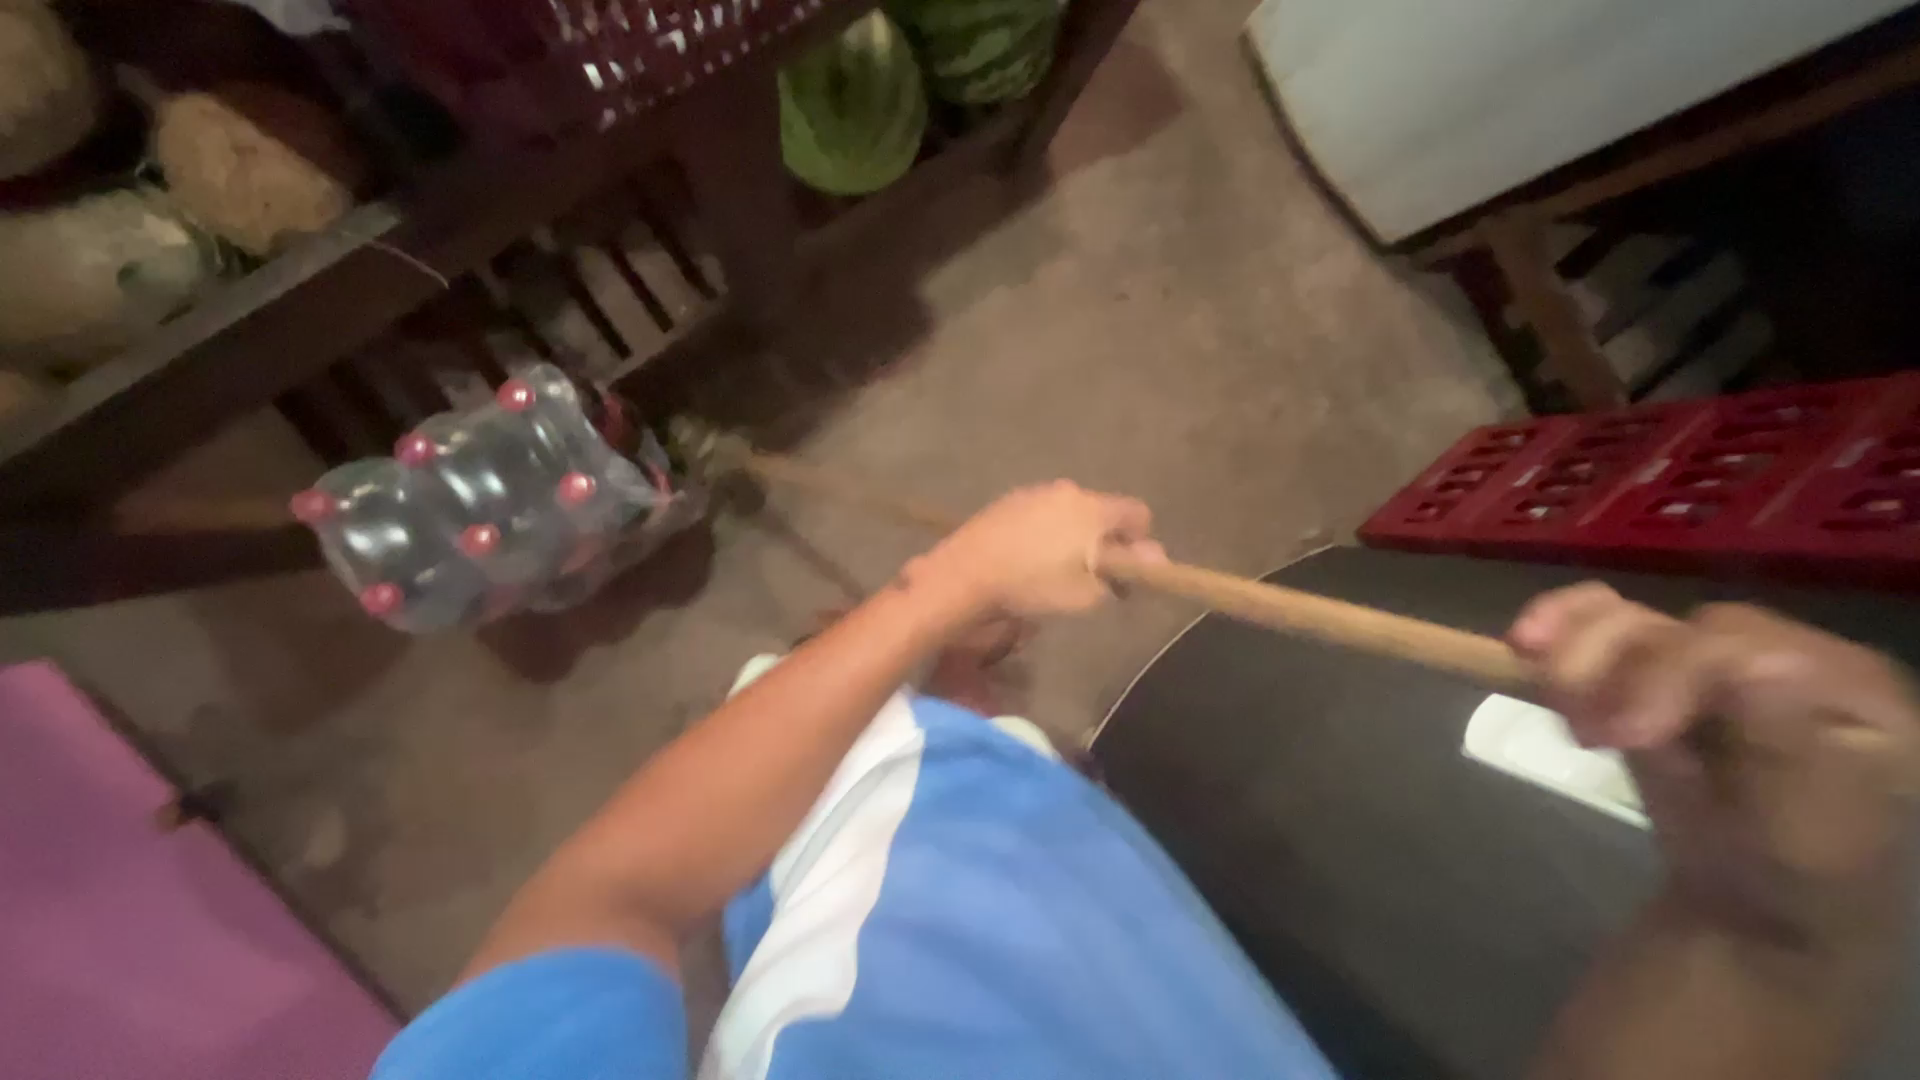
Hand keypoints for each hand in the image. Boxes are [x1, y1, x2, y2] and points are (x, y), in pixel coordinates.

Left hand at [912, 480, 1165, 617]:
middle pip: (1102, 512)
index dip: (1141, 544)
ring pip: (1070, 513)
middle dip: (1105, 542)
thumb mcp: (1088, 592)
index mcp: (1094, 507)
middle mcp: (1067, 490)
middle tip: (1091, 578)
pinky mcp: (1007, 501)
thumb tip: (1154, 556)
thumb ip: (1126, 572)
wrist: (966, 573)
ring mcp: (1034, 492)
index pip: (1138, 513)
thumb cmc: (1035, 585)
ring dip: (1073, 537)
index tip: (1125, 573)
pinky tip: (1026, 561)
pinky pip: (1041, 515)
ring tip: (1054, 572)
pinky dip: (1045, 534)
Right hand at [1508, 583, 1919, 948]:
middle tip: (1588, 737)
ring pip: (1619, 617)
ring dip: (1571, 659)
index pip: (1733, 646)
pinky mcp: (1645, 661)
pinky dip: (1554, 625)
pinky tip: (1524, 646)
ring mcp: (1702, 652)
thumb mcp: (1802, 821)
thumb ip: (1782, 741)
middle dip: (1610, 674)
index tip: (1619, 738)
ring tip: (1564, 716)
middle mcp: (1772, 649)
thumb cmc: (1793, 867)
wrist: (1754, 895)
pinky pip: (1594, 618)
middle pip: (1667, 628)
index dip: (1663, 676)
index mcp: (1838, 681)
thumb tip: (1753, 663)